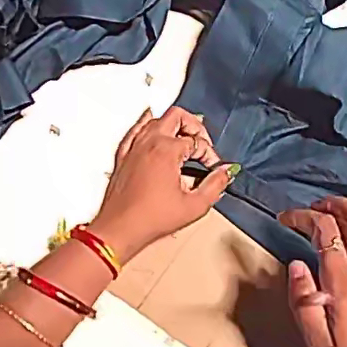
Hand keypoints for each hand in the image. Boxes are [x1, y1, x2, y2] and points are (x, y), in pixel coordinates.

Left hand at [87, 106, 235, 258]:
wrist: (120, 229)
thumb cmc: (150, 219)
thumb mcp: (194, 205)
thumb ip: (215, 185)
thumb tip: (226, 172)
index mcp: (166, 150)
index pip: (197, 142)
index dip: (210, 155)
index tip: (213, 170)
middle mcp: (148, 142)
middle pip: (176, 116)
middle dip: (195, 127)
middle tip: (202, 144)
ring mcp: (134, 147)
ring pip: (155, 119)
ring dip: (173, 124)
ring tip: (184, 136)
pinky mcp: (123, 156)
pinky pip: (135, 130)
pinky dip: (147, 125)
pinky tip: (151, 127)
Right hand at [280, 196, 346, 346]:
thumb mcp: (319, 341)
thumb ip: (303, 301)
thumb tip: (295, 266)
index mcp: (344, 283)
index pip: (326, 232)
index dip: (304, 217)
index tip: (285, 218)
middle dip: (331, 204)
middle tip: (309, 206)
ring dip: (345, 213)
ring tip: (323, 213)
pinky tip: (339, 239)